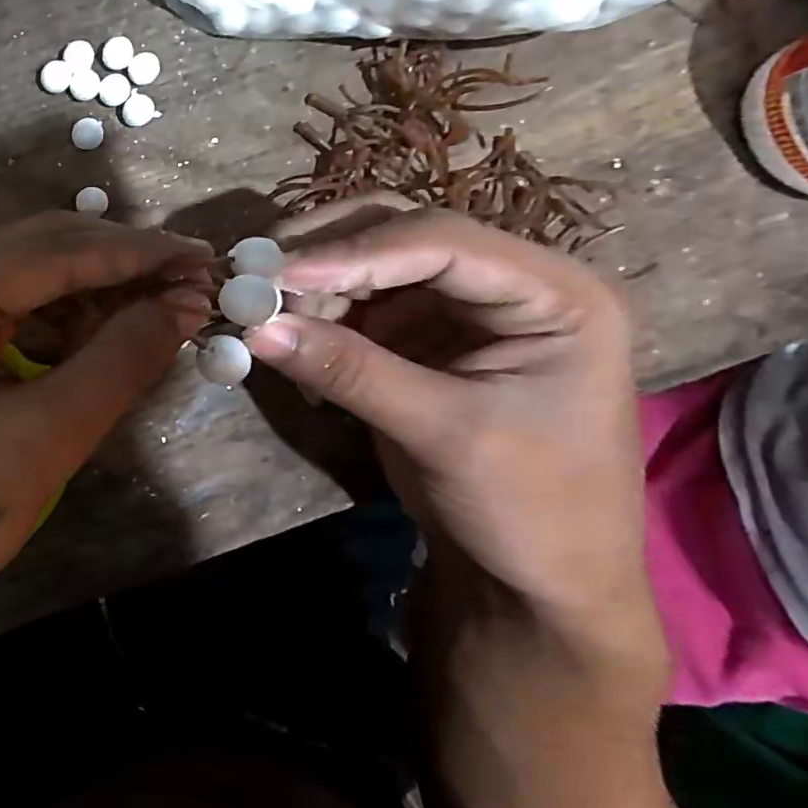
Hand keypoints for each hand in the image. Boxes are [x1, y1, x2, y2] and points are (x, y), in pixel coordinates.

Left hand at [0, 213, 213, 628]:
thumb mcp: (50, 433)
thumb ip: (121, 358)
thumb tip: (187, 303)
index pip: (54, 253)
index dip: (137, 254)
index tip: (206, 258)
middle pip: (45, 245)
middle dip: (122, 263)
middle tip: (195, 282)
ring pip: (38, 265)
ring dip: (101, 285)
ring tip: (164, 308)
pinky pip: (23, 295)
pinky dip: (72, 309)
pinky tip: (112, 330)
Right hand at [243, 201, 649, 629]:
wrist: (535, 577)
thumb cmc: (529, 507)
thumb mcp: (444, 434)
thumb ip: (350, 371)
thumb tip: (255, 327)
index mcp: (553, 293)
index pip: (440, 242)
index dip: (354, 253)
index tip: (277, 277)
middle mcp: (502, 282)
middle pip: (398, 230)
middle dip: (322, 251)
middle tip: (254, 276)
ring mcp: (454, 307)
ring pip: (364, 261)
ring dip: (309, 282)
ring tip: (264, 316)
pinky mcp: (414, 335)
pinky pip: (350, 303)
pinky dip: (311, 313)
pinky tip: (285, 338)